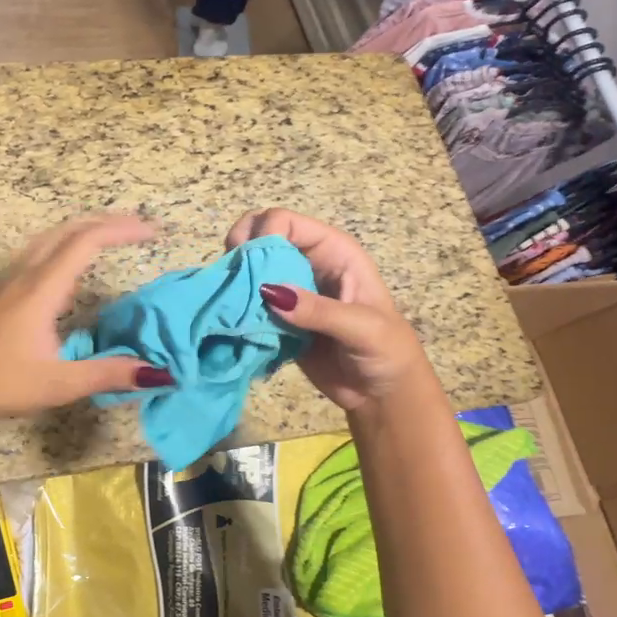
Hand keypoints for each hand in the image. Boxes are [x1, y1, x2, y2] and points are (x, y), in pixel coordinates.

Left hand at [0, 215, 171, 424]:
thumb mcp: (57, 384)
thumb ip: (108, 374)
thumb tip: (159, 372)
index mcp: (41, 289)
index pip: (86, 241)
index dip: (123, 229)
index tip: (154, 233)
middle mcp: (23, 275)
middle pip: (67, 230)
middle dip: (106, 222)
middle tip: (139, 229)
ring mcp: (6, 282)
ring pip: (47, 238)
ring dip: (81, 231)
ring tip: (110, 239)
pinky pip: (35, 253)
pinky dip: (62, 246)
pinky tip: (68, 270)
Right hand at [225, 209, 428, 409]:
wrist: (382, 395)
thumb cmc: (387, 352)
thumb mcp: (363, 328)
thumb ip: (319, 310)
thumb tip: (270, 293)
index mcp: (333, 252)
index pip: (286, 222)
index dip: (263, 234)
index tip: (248, 265)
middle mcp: (307, 264)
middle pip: (259, 238)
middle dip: (240, 253)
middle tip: (230, 282)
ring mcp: (290, 292)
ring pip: (249, 271)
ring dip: (234, 284)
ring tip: (229, 306)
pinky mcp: (277, 319)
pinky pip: (248, 305)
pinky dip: (236, 311)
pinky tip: (233, 324)